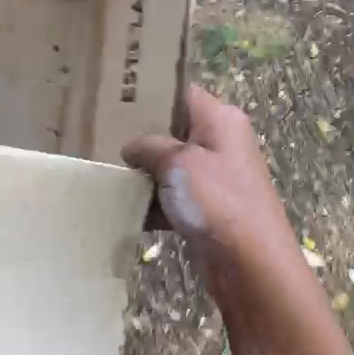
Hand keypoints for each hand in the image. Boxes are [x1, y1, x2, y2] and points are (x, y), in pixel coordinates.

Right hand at [122, 85, 298, 269]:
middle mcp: (221, 142)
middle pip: (173, 130)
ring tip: (110, 173)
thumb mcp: (177, 162)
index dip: (150, 94)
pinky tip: (127, 209)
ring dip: (145, 174)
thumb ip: (149, 146)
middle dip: (141, 138)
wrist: (250, 261)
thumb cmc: (217, 201)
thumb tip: (132, 147)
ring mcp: (215, 176)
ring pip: (170, 166)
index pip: (182, 93)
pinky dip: (154, 203)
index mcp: (220, 120)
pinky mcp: (207, 207)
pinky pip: (173, 196)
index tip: (115, 100)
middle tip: (104, 138)